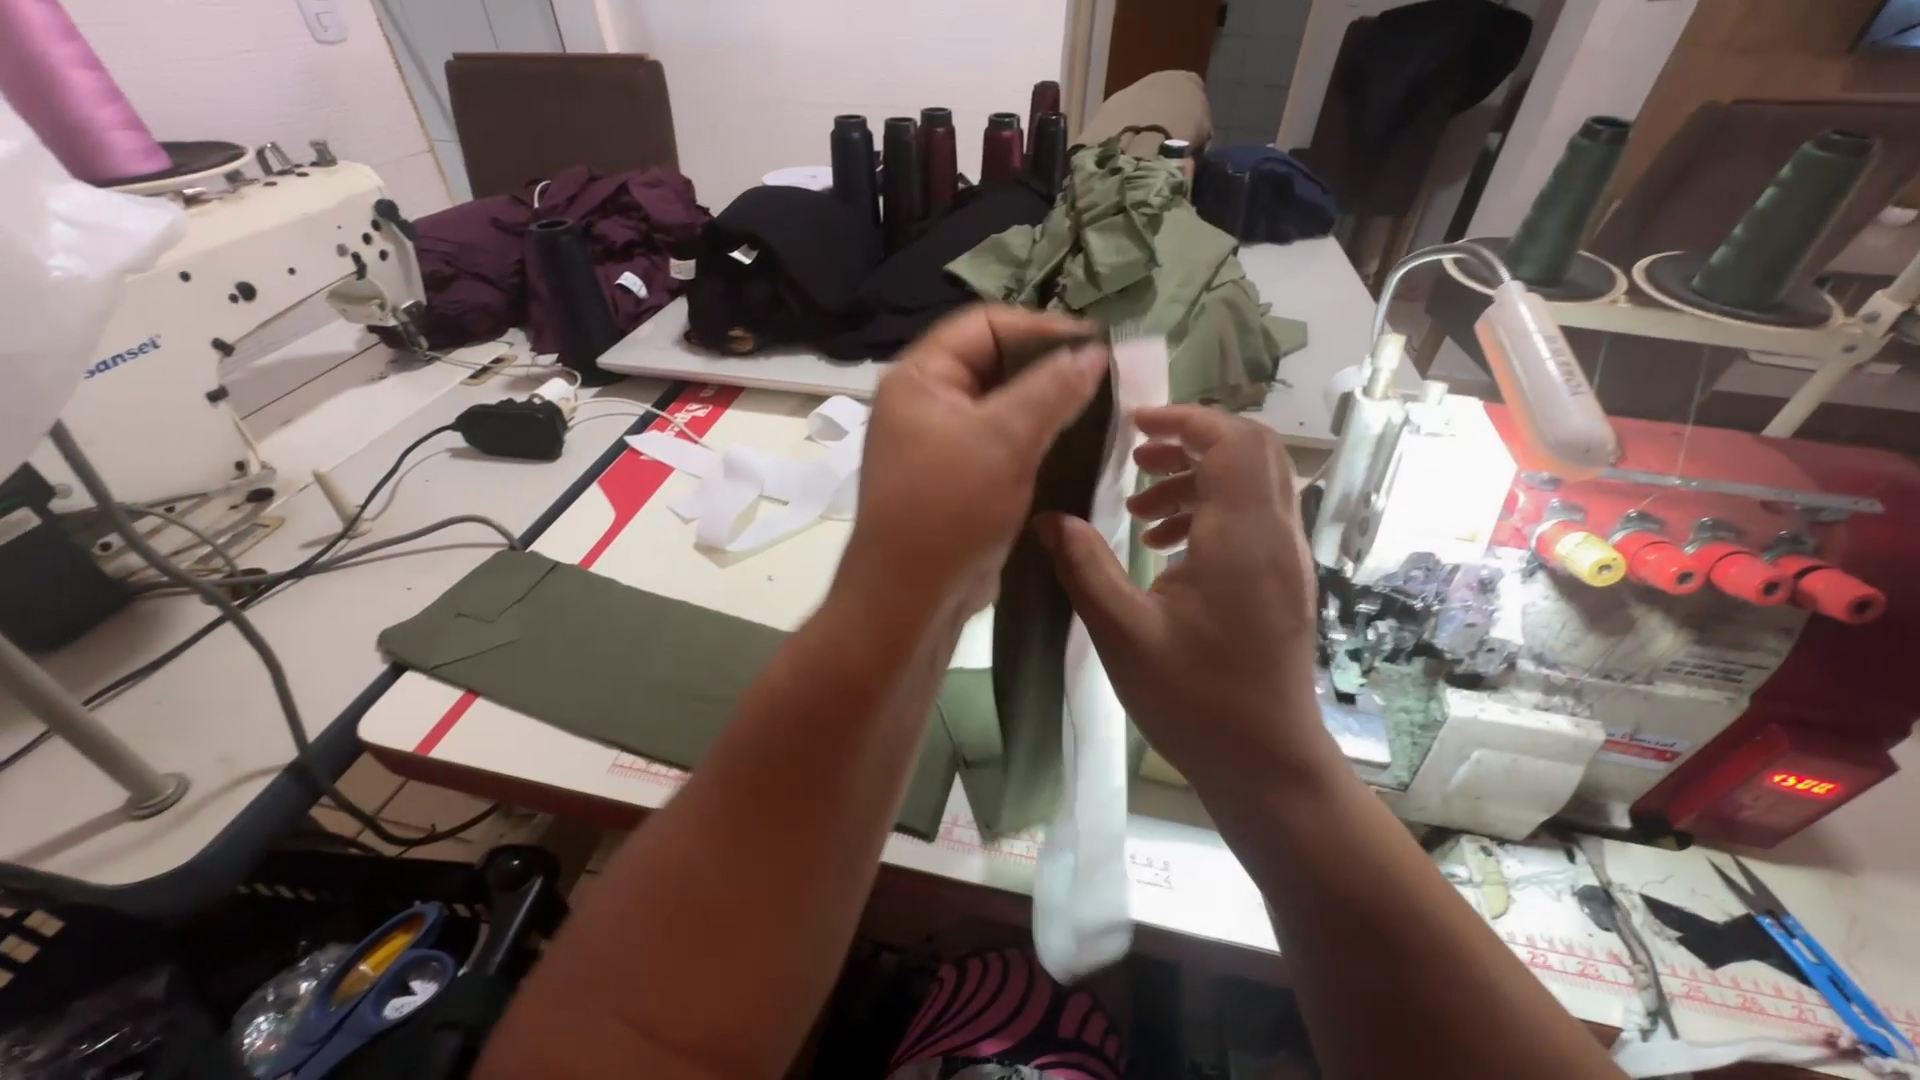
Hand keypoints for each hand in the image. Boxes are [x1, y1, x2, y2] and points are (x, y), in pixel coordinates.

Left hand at [838, 305, 1107, 619]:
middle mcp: (925, 402)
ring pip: (1002, 405)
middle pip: (994, 363)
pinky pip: (1001, 442)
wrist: (911, 596)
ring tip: (1099, 408)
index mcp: (920, 377)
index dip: (1041, 328)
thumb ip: (1051, 389)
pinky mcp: (958, 477)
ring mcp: (939, 442)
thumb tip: (1093, 353)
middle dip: (1048, 367)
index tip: (1095, 344)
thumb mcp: (1005, 440)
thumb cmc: (950, 509)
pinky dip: (1035, 439)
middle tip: (1104, 378)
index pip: (984, 325)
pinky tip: (1075, 445)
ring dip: (1046, 405)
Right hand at [1036, 405, 1332, 794]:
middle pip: (1252, 449)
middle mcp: (1276, 537)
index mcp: (1241, 538)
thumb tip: (1048, 518)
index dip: (1183, 418)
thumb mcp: (1123, 634)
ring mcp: (1288, 561)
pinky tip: (1167, 551)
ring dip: (1199, 479)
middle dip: (1192, 441)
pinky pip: (1255, 518)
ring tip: (1142, 513)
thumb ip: (1085, 567)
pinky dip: (1213, 511)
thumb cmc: (1194, 701)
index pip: (1231, 440)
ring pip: (1255, 483)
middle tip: (1136, 458)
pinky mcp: (1285, 583)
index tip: (1131, 426)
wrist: (1266, 762)